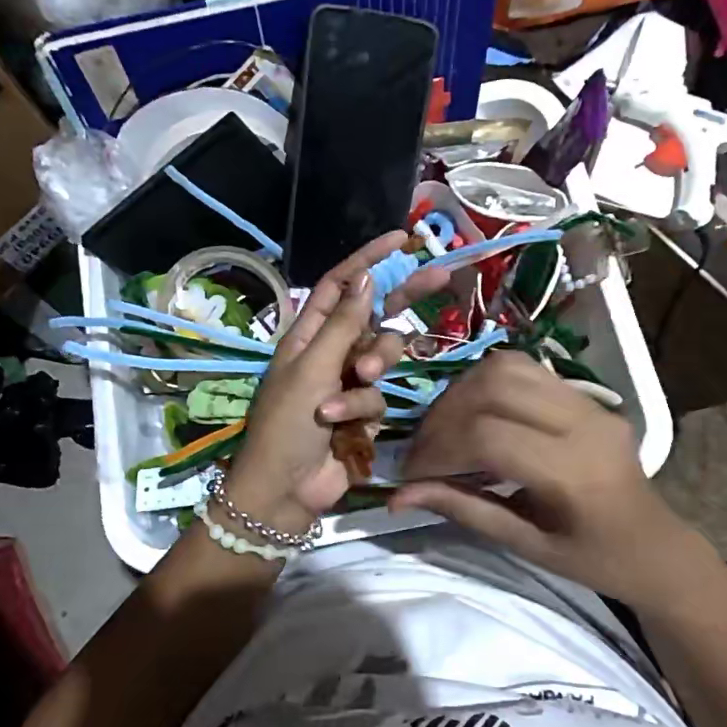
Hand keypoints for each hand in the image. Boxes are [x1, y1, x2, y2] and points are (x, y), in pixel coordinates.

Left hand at [226, 232, 449, 533]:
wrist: (285, 488)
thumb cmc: (286, 423)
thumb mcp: (312, 367)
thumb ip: (344, 324)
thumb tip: (366, 276)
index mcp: (309, 333)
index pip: (341, 284)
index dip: (368, 259)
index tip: (401, 238)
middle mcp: (331, 351)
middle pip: (374, 313)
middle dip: (403, 297)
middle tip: (441, 274)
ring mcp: (349, 381)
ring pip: (384, 355)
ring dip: (375, 365)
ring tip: (359, 379)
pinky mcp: (364, 411)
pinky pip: (378, 396)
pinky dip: (361, 407)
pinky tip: (342, 424)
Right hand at [388, 351, 706, 600]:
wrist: (656, 545)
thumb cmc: (593, 559)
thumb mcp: (526, 545)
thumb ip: (465, 510)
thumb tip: (400, 495)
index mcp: (574, 472)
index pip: (489, 436)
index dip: (439, 449)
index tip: (412, 475)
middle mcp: (584, 424)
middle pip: (494, 388)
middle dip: (443, 417)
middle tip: (423, 451)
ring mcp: (590, 403)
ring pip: (507, 368)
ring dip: (461, 393)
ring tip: (444, 429)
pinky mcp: (588, 396)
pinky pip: (526, 370)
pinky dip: (485, 384)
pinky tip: (474, 413)